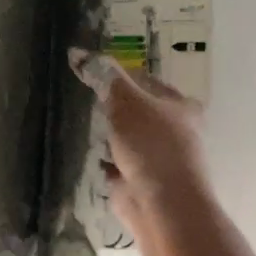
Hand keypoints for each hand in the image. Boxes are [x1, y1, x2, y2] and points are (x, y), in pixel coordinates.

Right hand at [69, 50, 212, 217]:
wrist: (162, 203)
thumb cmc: (150, 144)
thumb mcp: (125, 101)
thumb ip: (103, 76)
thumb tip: (76, 52)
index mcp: (180, 105)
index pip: (143, 79)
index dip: (114, 75)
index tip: (86, 75)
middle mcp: (175, 129)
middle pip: (134, 108)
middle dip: (109, 106)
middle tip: (83, 100)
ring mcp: (158, 155)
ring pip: (125, 134)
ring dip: (106, 133)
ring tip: (82, 126)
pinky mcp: (141, 177)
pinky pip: (116, 160)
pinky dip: (104, 157)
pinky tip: (88, 152)